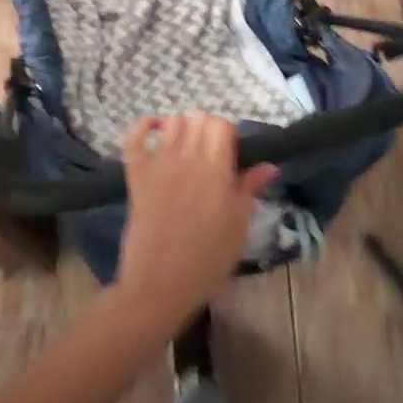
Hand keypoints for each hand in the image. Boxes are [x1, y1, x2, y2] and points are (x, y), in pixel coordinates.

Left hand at [115, 112, 276, 321]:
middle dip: (207, 130)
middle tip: (212, 156)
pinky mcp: (135, 174)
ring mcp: (157, 163)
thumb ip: (249, 188)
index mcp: (215, 169)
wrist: (159, 284)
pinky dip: (143, 127)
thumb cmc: (207, 259)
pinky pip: (133, 136)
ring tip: (187, 151)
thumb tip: (269, 165)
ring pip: (171, 122)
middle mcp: (185, 157)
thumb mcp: (238, 226)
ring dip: (182, 129)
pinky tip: (155, 134)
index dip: (229, 136)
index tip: (232, 156)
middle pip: (197, 118)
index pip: (222, 125)